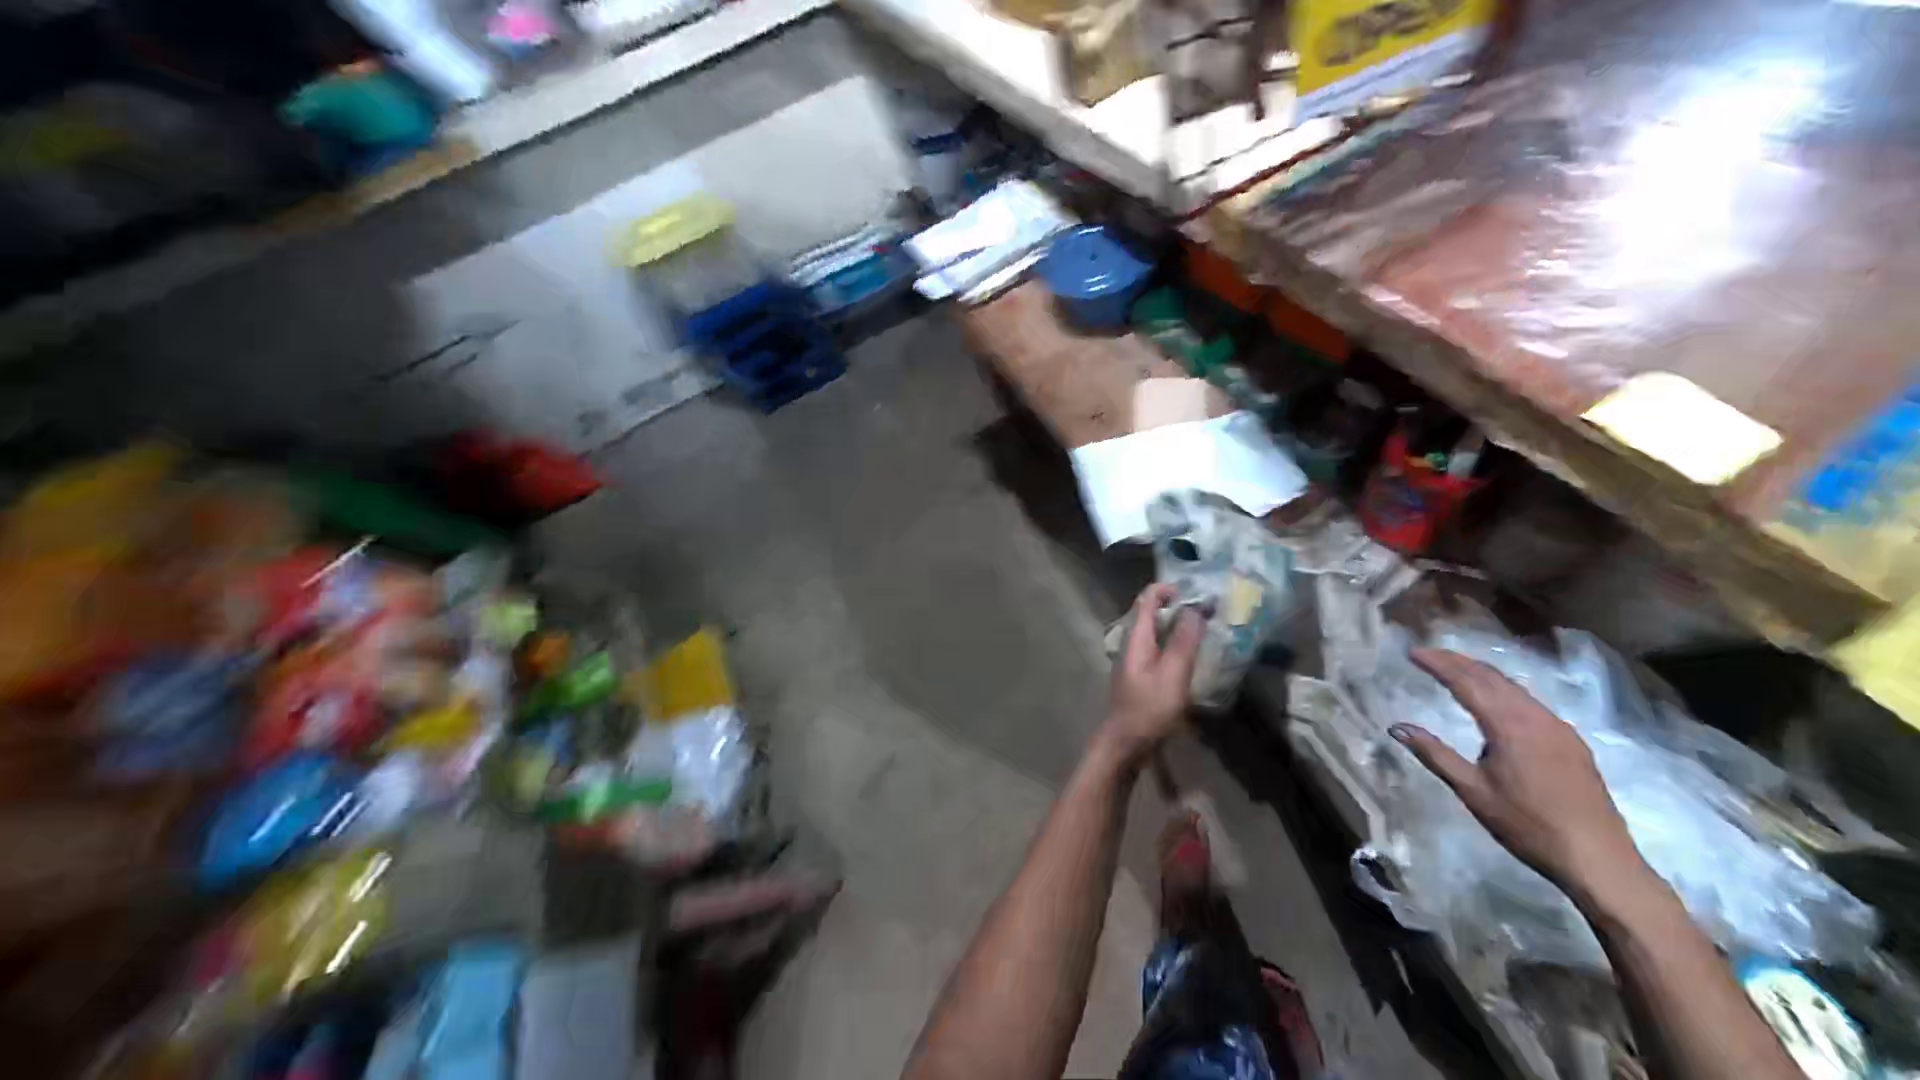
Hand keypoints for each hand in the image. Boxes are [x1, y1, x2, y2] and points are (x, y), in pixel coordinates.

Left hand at [1101, 585, 1203, 762]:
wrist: (1125, 743)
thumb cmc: (1149, 708)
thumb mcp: (1173, 673)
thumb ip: (1184, 640)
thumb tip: (1197, 607)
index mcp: (1136, 636)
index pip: (1148, 597)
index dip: (1171, 589)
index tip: (1199, 594)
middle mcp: (1131, 642)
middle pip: (1152, 612)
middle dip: (1179, 606)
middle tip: (1210, 611)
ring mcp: (1134, 659)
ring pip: (1156, 631)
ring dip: (1179, 626)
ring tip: (1207, 630)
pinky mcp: (1140, 674)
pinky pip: (1157, 648)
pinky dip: (1174, 644)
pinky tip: (1193, 656)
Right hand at [1393, 647, 1647, 901]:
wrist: (1598, 860)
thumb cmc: (1528, 825)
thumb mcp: (1472, 790)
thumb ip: (1434, 754)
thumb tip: (1397, 727)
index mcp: (1509, 726)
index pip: (1467, 682)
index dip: (1439, 664)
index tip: (1413, 652)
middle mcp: (1536, 718)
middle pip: (1492, 678)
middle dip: (1459, 661)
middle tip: (1429, 653)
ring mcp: (1558, 729)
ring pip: (1515, 688)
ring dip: (1482, 673)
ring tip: (1457, 668)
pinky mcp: (1571, 743)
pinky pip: (1531, 703)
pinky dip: (1505, 690)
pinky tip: (1497, 698)